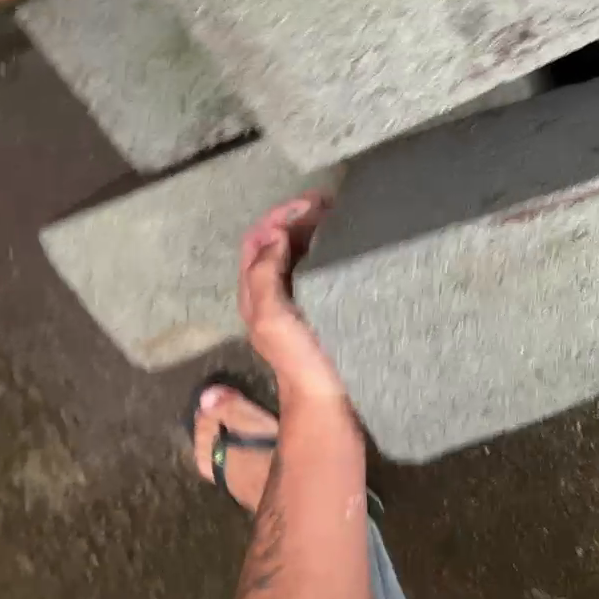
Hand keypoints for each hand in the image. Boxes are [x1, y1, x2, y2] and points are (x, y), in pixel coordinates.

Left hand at [239, 191, 348, 404]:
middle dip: (295, 217)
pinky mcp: (319, 305)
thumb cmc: (299, 358)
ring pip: (296, 252)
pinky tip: (344, 243)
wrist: (327, 396)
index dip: (277, 217)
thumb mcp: (272, 318)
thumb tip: (274, 237)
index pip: (257, 241)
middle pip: (275, 243)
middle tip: (328, 202)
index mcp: (254, 294)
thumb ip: (264, 277)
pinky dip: (325, 247)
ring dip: (310, 229)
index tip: (310, 203)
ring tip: (337, 214)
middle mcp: (270, 293)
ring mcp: (295, 299)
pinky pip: (316, 266)